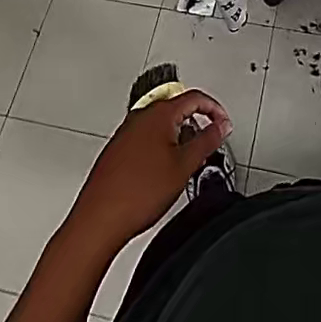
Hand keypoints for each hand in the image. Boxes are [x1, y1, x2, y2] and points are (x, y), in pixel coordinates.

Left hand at [64, 89, 231, 254]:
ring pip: (160, 126)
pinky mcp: (114, 152)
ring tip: (184, 163)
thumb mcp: (185, 165)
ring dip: (177, 139)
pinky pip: (144, 140)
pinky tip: (161, 174)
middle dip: (196, 125)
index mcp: (158, 115)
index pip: (195, 98)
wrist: (98, 223)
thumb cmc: (134, 195)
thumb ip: (208, 140)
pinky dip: (159, 149)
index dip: (215, 110)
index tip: (222, 123)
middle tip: (207, 143)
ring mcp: (124, 135)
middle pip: (176, 110)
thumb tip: (221, 126)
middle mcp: (138, 119)